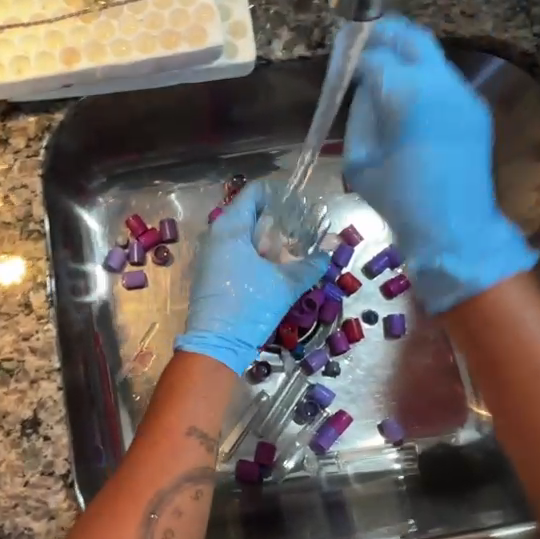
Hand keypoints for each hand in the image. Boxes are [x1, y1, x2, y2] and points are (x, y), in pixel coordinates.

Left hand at [174, 180, 328, 373]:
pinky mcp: (209, 274)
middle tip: (300, 231)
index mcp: (229, 228)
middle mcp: (215, 235)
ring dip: (266, 240)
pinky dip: (253, 255)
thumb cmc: (249, 307)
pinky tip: (272, 269)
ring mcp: (209, 255)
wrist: (216, 344)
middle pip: (249, 214)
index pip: (254, 193)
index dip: (279, 195)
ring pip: (242, 235)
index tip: (299, 207)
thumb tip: (329, 252)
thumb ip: (309, 265)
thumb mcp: (285, 284)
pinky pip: (234, 253)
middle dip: (276, 221)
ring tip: (290, 251)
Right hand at [346, 16, 535, 314]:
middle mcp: (440, 82)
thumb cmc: (398, 199)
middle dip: (383, 34)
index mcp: (407, 93)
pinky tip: (403, 94)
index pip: (374, 56)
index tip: (338, 54)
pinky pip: (443, 79)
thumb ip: (360, 115)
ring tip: (379, 64)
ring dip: (404, 54)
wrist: (455, 229)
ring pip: (430, 55)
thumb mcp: (361, 158)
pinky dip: (420, 75)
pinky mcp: (474, 108)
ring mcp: (463, 93)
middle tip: (359, 39)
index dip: (352, 52)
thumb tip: (361, 90)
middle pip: (410, 38)